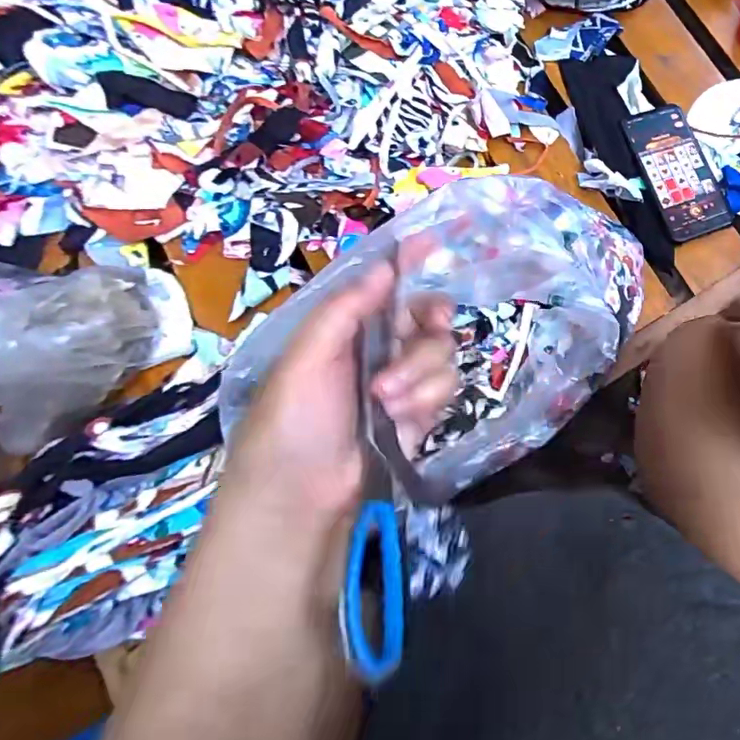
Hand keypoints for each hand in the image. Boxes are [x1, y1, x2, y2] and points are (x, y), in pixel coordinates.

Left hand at [226, 261, 459, 520]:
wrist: (304, 497)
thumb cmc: (291, 423)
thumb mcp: (305, 360)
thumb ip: (345, 311)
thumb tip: (385, 268)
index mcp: (345, 330)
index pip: (382, 286)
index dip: (407, 263)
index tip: (433, 242)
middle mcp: (379, 349)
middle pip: (427, 315)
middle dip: (426, 327)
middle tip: (423, 330)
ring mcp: (405, 379)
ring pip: (443, 351)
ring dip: (419, 373)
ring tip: (387, 401)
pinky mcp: (424, 409)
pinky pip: (447, 384)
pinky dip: (428, 398)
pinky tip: (404, 418)